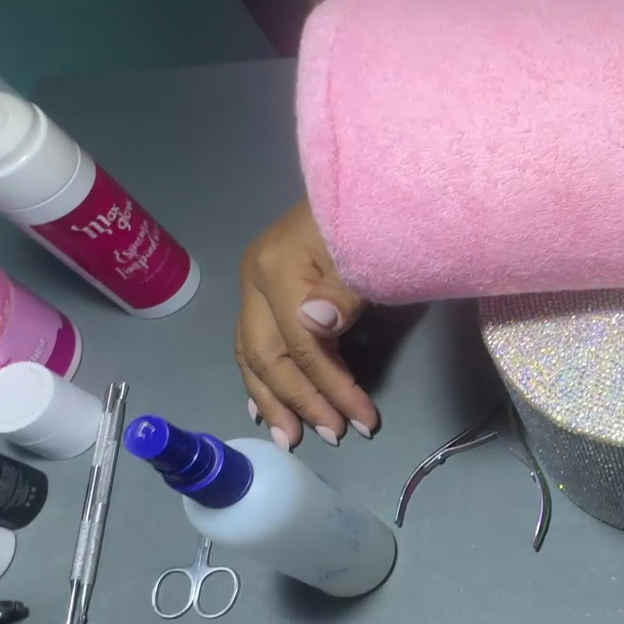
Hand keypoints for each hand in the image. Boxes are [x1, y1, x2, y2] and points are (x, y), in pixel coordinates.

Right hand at [236, 198, 378, 449]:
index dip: (332, 388)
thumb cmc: (369, 221)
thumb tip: (314, 325)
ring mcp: (257, 285)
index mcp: (278, 271)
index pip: (301, 347)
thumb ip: (342, 292)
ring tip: (288, 437)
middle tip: (330, 438)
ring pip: (253, 355)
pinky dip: (262, 379)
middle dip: (298, 403)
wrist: (365, 186)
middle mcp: (256, 280)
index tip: (363, 422)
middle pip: (266, 356)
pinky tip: (263, 406)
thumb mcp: (365, 255)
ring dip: (273, 401)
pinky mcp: (268, 292)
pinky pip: (256, 344)